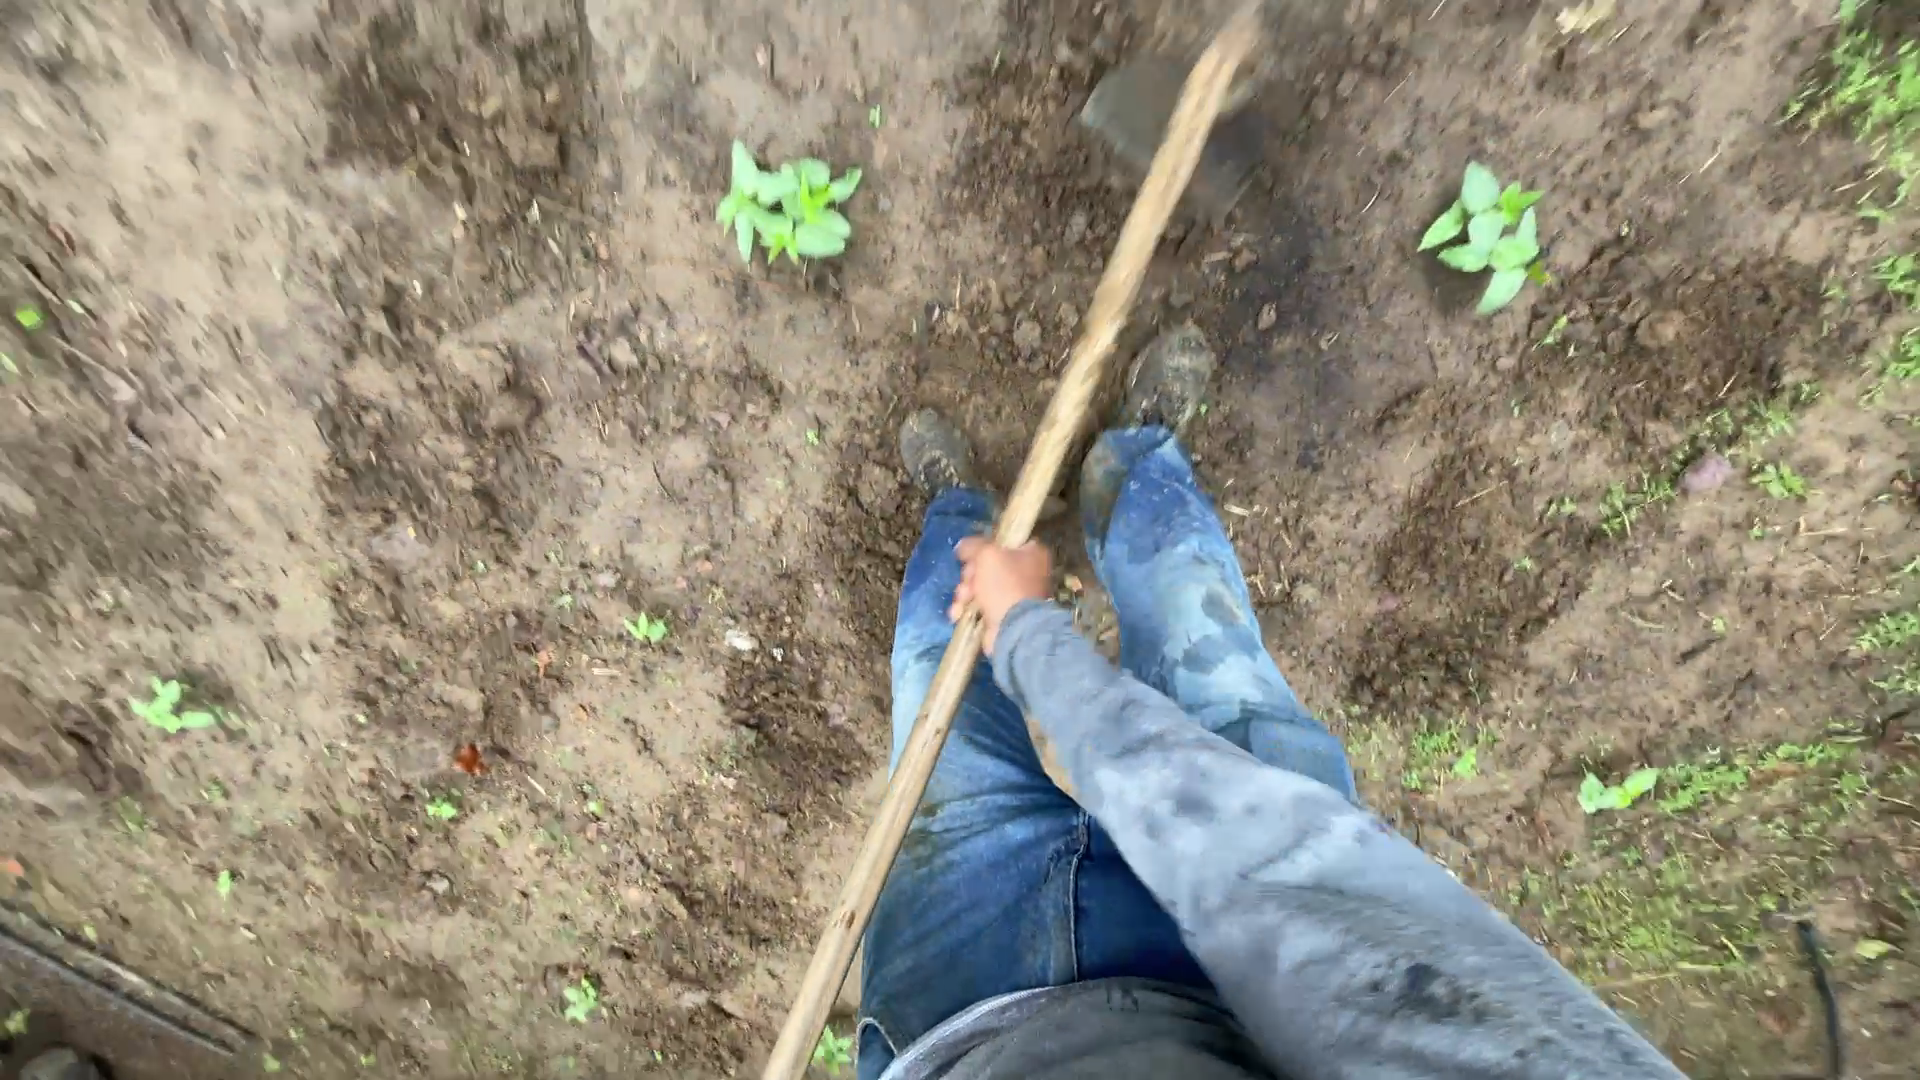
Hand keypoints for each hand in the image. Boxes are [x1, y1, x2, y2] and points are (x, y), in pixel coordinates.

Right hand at [950, 536, 1052, 653]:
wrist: (1013, 628)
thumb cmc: (1005, 584)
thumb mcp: (987, 555)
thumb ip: (973, 546)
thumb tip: (962, 546)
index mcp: (1033, 553)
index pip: (1005, 542)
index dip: (984, 548)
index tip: (970, 556)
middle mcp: (1028, 572)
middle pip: (988, 565)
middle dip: (970, 575)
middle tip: (968, 581)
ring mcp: (1016, 595)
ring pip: (981, 586)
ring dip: (965, 592)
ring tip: (963, 600)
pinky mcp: (1004, 614)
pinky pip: (981, 605)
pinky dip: (968, 608)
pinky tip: (959, 613)